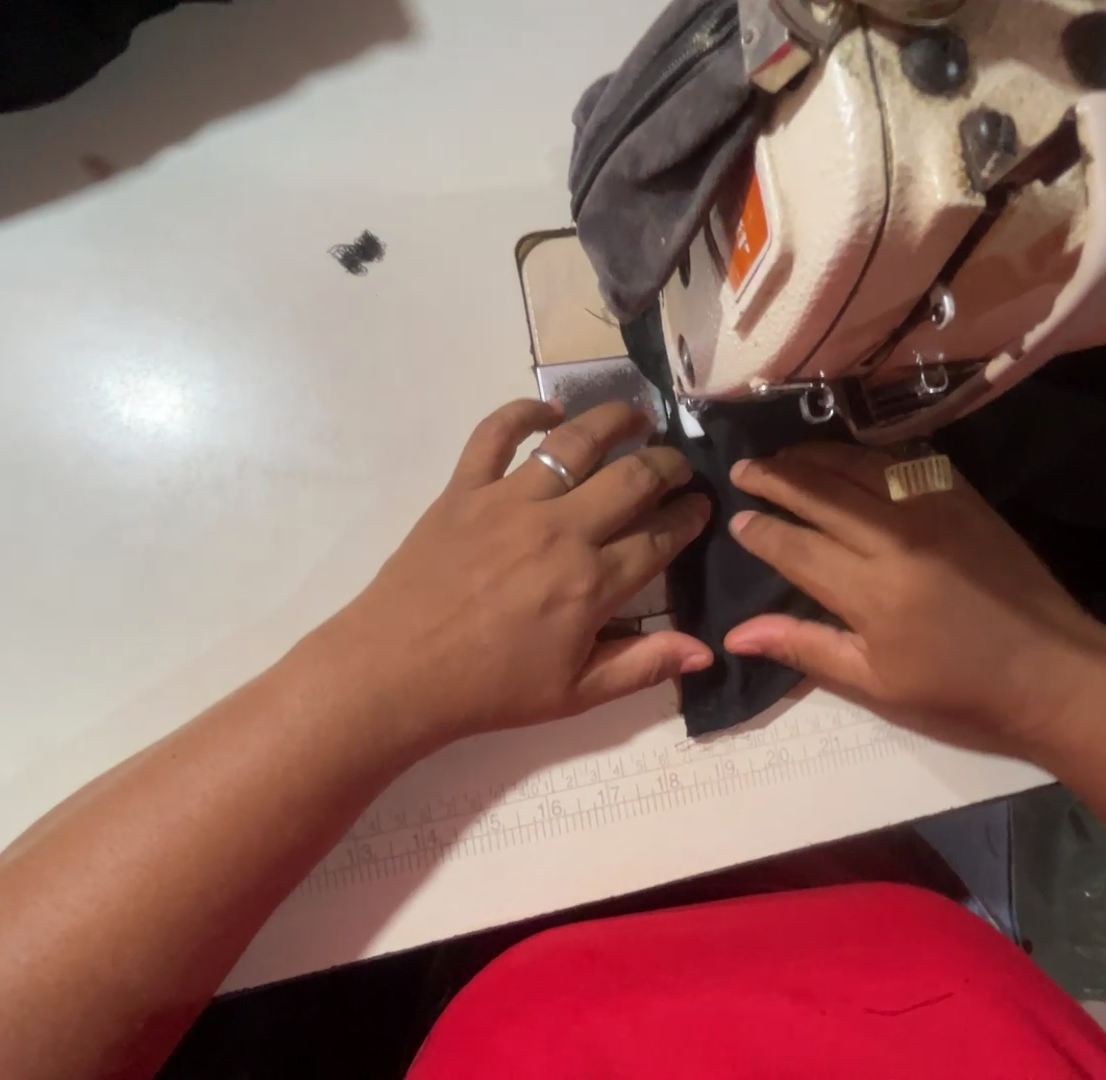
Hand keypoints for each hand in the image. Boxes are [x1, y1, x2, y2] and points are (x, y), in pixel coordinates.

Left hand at [299, 400, 712, 749]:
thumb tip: (708, 650)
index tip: (701, 505)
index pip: (660, 536)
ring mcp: (510, 502)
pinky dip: (523, 413)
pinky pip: (495, 434)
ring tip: (637, 416)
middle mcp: (560, 530)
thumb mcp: (576, 693)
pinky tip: (549, 412)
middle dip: (669, 464)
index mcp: (592, 582)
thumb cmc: (491, 688)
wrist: (397, 673)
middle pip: (633, 478)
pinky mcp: (464, 489)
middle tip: (679, 464)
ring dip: (615, 420)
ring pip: (575, 442)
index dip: (689, 516)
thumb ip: (644, 666)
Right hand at [723, 443, 1105, 756]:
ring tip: (783, 455)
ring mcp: (934, 509)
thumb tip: (735, 633)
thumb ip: (804, 646)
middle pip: (820, 493)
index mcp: (871, 591)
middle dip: (775, 478)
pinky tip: (848, 455)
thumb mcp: (875, 683)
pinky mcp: (964, 498)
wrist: (1056, 674)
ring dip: (814, 457)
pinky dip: (867, 454)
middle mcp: (896, 537)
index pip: (796, 547)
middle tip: (743, 468)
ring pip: (858, 466)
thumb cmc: (960, 692)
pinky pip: (905, 460)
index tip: (735, 519)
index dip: (761, 532)